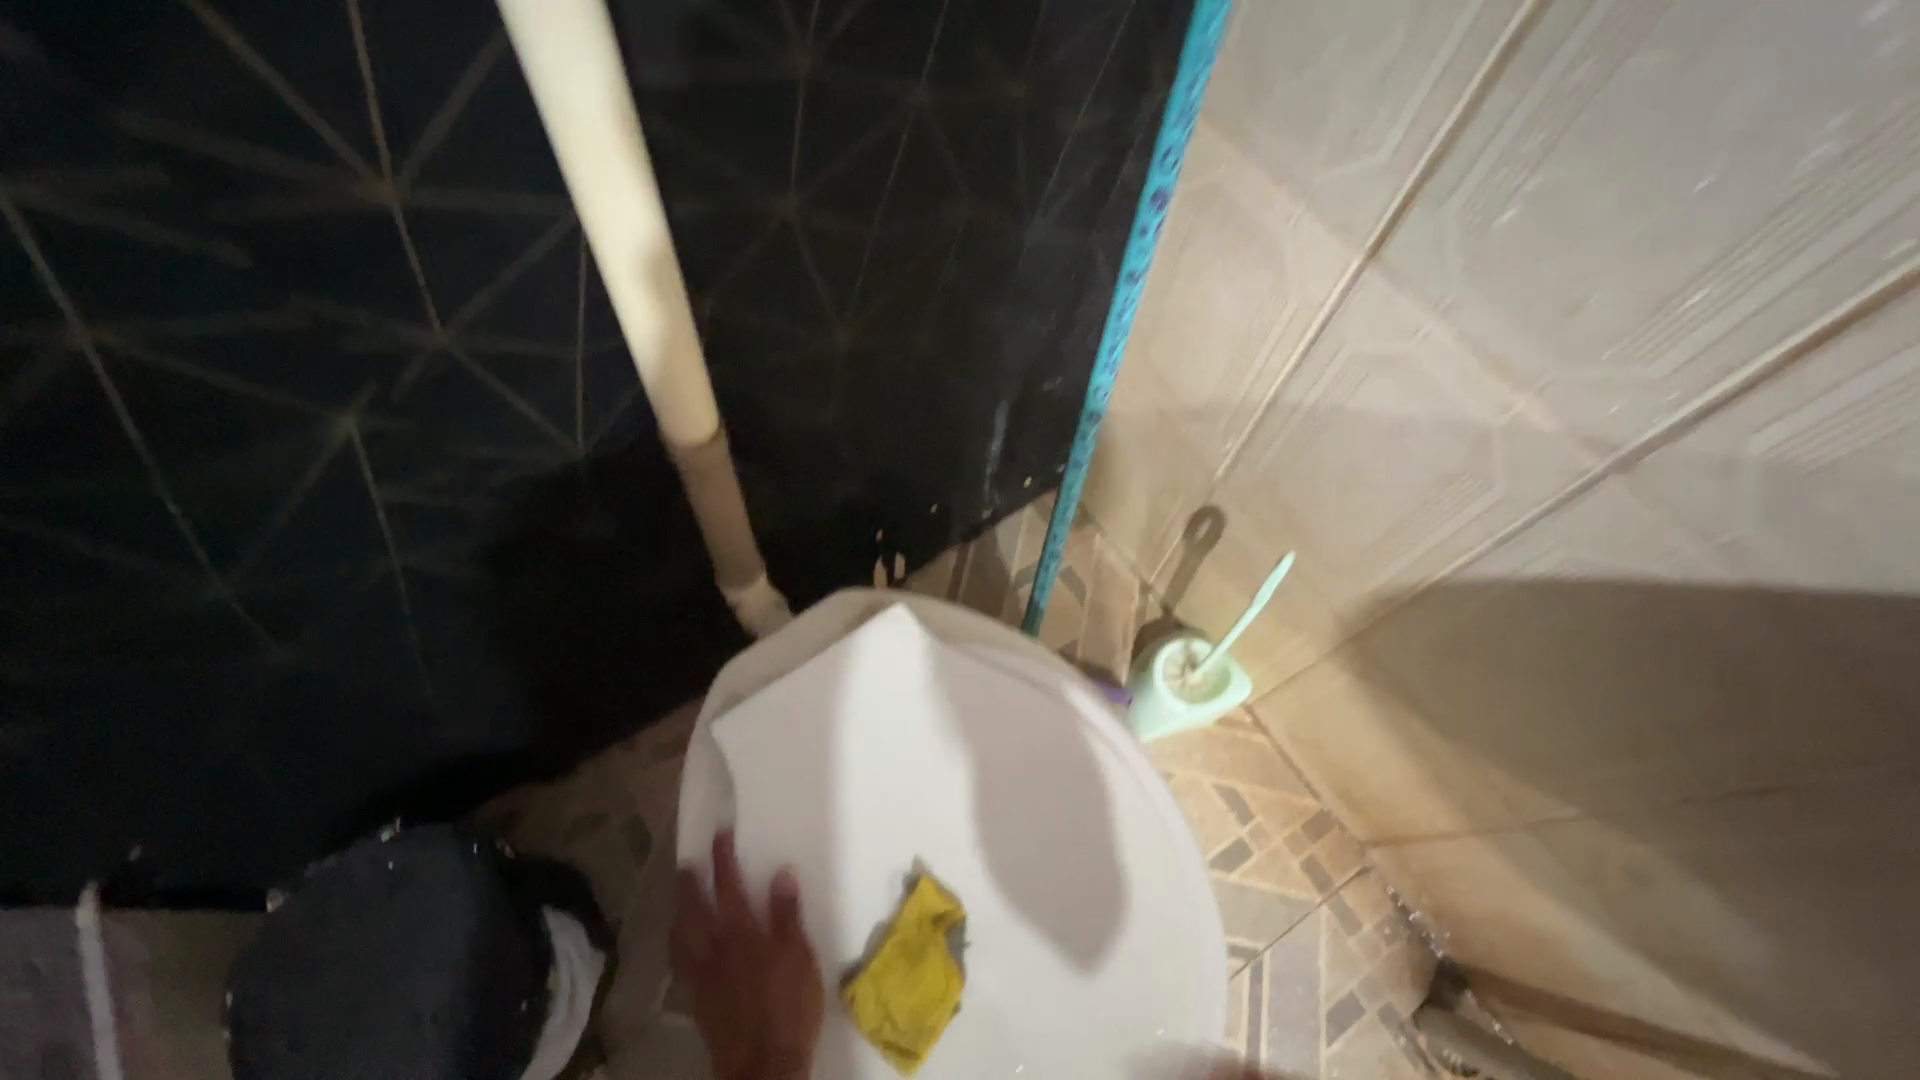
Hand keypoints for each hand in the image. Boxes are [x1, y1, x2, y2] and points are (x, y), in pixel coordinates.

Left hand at [671, 829, 824, 1079]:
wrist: (764, 1062)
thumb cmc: (789, 1004)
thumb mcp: (799, 955)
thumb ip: (788, 915)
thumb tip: (781, 873)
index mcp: (742, 933)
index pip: (729, 887)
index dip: (723, 859)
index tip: (719, 835)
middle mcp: (715, 949)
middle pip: (694, 910)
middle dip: (689, 885)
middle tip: (685, 864)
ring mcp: (702, 976)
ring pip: (681, 938)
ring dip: (678, 915)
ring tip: (677, 903)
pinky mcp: (698, 1000)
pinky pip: (680, 966)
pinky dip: (677, 950)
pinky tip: (681, 949)